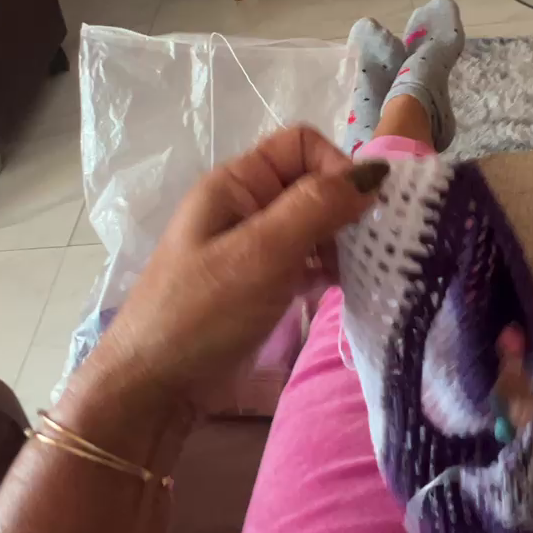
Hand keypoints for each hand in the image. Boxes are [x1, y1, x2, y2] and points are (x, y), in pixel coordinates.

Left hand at [80, 126, 379, 417]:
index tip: (364, 210)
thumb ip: (316, 208)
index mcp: (238, 183)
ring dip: (343, 242)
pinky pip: (308, 261)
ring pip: (315, 225)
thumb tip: (373, 172)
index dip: (337, 167)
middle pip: (313, 185)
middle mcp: (248, 206)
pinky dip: (330, 269)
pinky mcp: (263, 283)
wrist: (153, 387)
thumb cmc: (201, 311)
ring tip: (368, 271)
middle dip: (348, 207)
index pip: (302, 146)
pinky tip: (349, 289)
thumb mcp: (261, 253)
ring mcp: (255, 247)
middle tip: (379, 245)